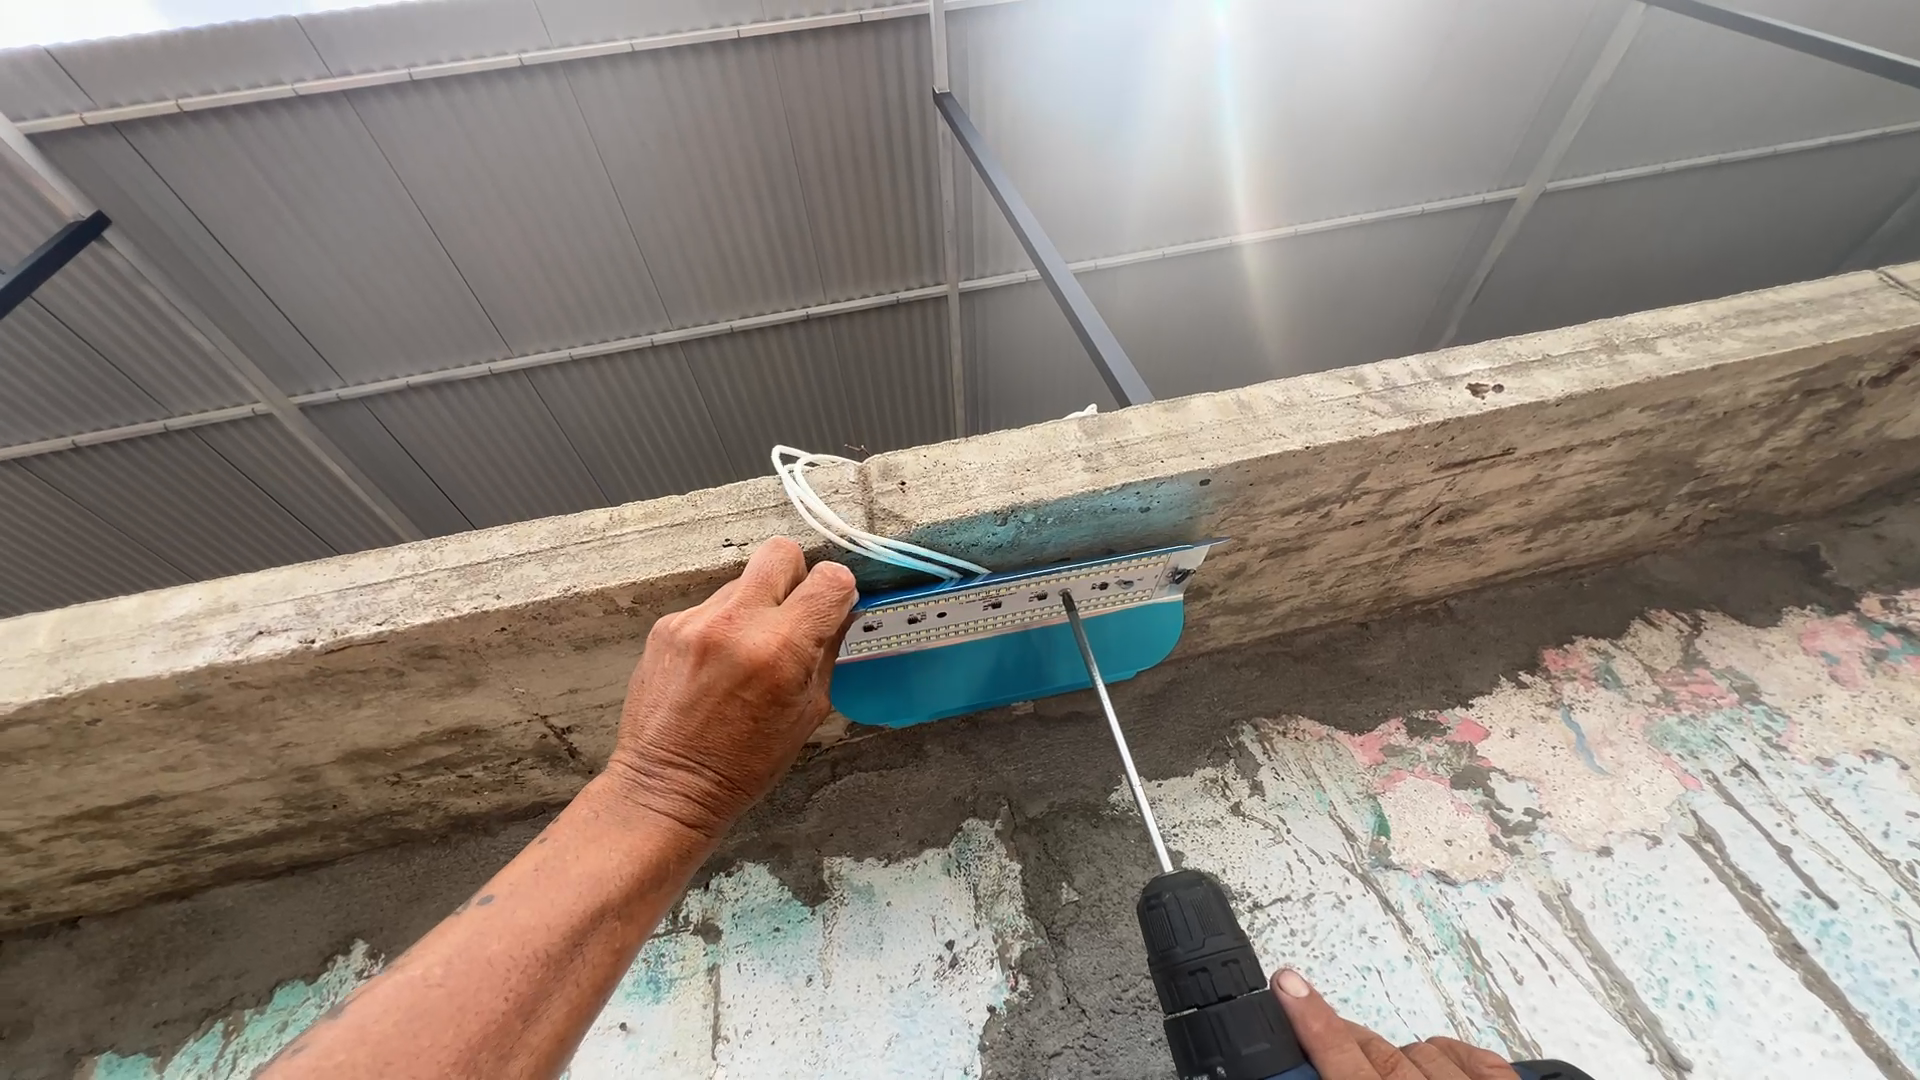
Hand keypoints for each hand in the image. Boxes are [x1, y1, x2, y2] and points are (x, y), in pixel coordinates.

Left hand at [604, 537, 857, 841]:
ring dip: (757, 603)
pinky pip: (712, 604)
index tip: (833, 607)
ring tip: (748, 650)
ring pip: (744, 579)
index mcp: (781, 648)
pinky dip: (724, 623)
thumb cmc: (747, 762)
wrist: (667, 786)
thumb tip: (841, 611)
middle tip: (793, 612)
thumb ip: (827, 651)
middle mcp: (736, 622)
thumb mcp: (809, 710)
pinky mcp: (667, 625)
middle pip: (781, 551)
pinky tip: (717, 663)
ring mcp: (695, 620)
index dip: (839, 590)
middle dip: (796, 575)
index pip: (830, 578)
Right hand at [1271, 968, 1518, 1079]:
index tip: (1285, 983)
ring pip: (1423, 1055)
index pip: (1343, 1065)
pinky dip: (1452, 1058)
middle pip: (1380, 1056)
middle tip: (1310, 1028)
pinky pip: (1480, 1062)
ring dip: (1394, 1059)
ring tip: (1377, 1072)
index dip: (1311, 1021)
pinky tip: (1435, 1062)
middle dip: (1341, 1037)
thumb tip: (1302, 1067)